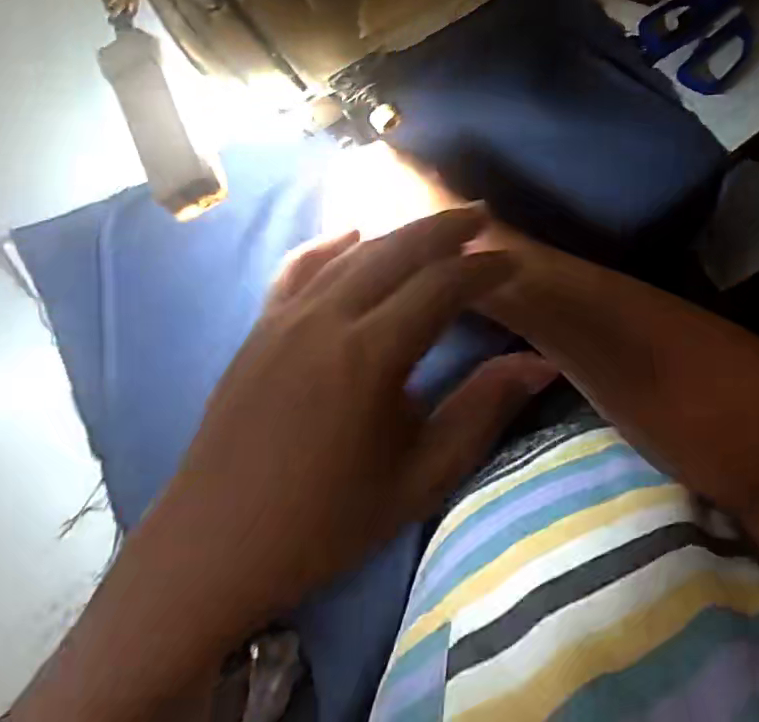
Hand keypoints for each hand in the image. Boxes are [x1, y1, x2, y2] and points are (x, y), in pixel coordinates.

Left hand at [147, 205, 555, 627]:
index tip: (512, 261)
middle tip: (480, 214)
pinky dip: (329, 244)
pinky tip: (349, 235)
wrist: (218, 543)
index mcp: (371, 354)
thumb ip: (482, 410)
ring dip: (397, 232)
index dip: (481, 269)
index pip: (440, 286)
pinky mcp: (259, 326)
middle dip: (443, 228)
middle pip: (396, 251)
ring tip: (433, 224)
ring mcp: (285, 317)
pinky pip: (298, 267)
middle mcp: (327, 318)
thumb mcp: (421, 476)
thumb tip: (540, 362)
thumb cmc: (328, 520)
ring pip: (350, 252)